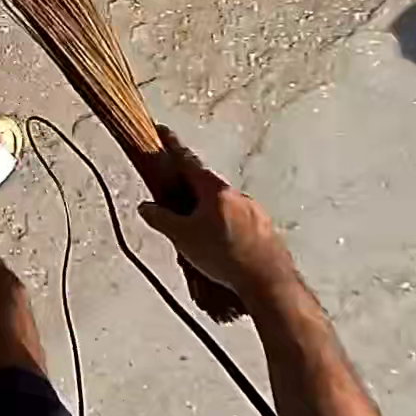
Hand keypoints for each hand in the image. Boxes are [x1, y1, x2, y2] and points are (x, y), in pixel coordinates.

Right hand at [138, 127, 300, 302]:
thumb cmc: (224, 256)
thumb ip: (160, 219)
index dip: (171, 145)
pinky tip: (221, 254)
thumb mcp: (182, 237)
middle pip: (205, 187)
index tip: (162, 130)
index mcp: (214, 190)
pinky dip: (226, 232)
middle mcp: (236, 195)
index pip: (187, 161)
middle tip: (177, 213)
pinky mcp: (267, 232)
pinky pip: (238, 224)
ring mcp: (255, 213)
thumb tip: (146, 207)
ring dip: (208, 218)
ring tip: (200, 245)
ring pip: (222, 208)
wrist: (269, 285)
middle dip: (189, 197)